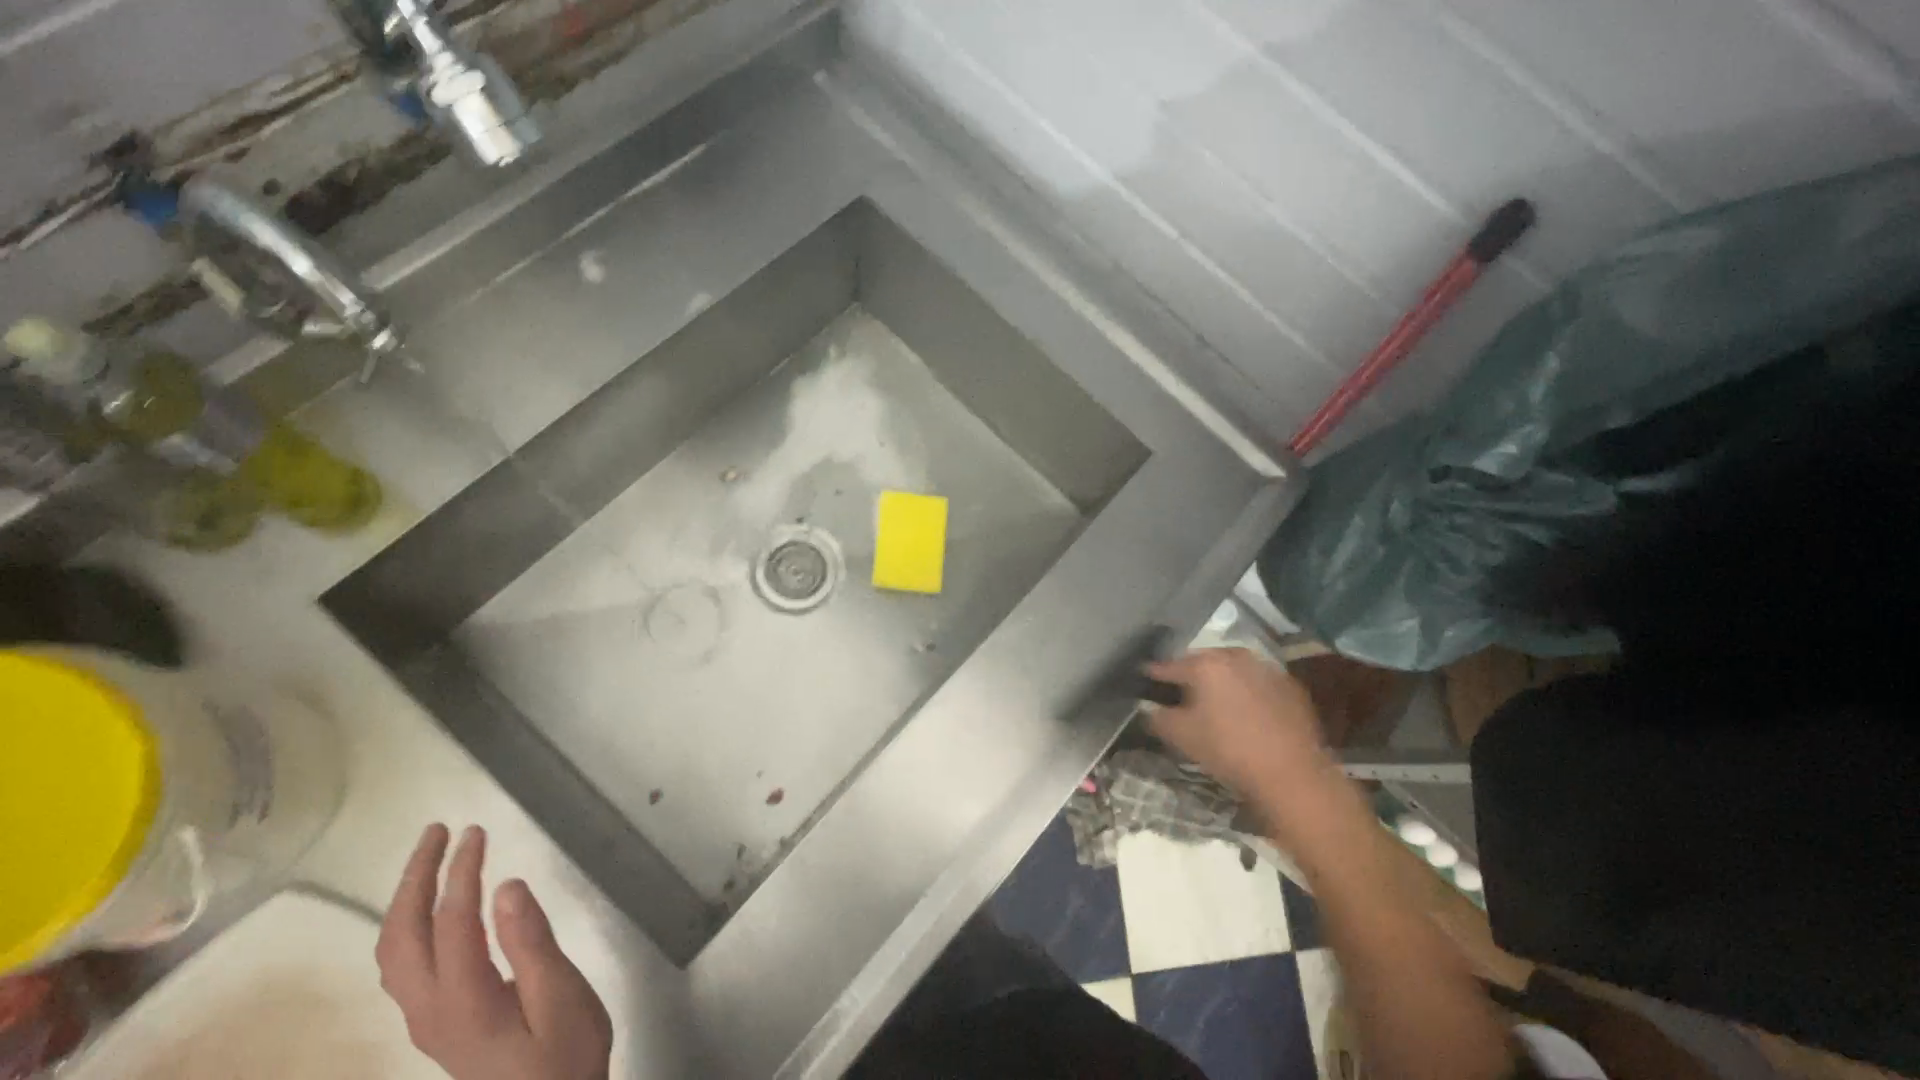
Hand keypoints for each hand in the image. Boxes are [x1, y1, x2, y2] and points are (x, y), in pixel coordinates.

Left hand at [376, 825, 612, 1079]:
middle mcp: (429, 1010)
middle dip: (416, 877)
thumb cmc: (564, 1058)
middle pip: (403, 934)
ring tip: (430, 860)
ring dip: (406, 899)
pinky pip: (403, 965)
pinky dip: (409, 925)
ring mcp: (425, 1021)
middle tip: (439, 832)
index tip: (477, 832)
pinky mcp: (434, 1025)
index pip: (452, 921)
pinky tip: (431, 912)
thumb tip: (505, 886)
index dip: (461, 873)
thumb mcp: (561, 1000)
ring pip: (394, 952)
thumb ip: (531, 944)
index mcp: (463, 1000)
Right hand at [1145, 649, 1342, 833]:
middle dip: (1190, 674)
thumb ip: (1157, 717)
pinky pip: (1258, 682)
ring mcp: (1267, 668)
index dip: (1153, 675)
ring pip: (1233, 669)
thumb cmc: (1228, 750)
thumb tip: (1148, 708)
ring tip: (1215, 702)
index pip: (1168, 666)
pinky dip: (1248, 691)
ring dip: (1221, 680)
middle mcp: (1236, 656)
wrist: (1291, 773)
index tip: (1143, 680)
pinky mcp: (1290, 686)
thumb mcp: (1180, 736)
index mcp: (1205, 664)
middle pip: (1203, 661)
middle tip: (1181, 694)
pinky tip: (1247, 713)